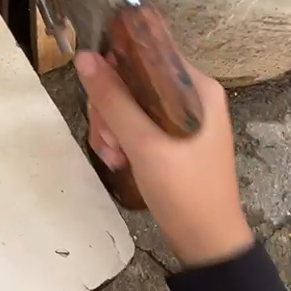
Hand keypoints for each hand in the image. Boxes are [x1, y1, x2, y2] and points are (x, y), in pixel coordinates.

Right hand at [74, 51, 252, 266]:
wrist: (206, 241)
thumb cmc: (183, 188)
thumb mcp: (144, 142)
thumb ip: (113, 99)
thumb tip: (84, 56)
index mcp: (195, 87)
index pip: (149, 50)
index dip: (116, 62)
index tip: (98, 89)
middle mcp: (190, 95)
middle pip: (132, 78)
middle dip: (109, 105)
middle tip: (108, 136)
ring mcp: (180, 117)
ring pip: (127, 102)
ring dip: (110, 126)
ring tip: (112, 154)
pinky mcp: (169, 137)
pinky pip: (134, 123)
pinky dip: (119, 138)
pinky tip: (117, 159)